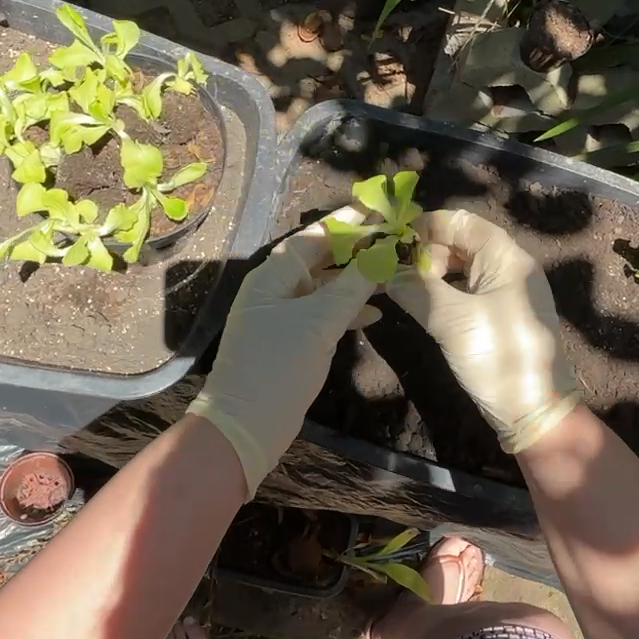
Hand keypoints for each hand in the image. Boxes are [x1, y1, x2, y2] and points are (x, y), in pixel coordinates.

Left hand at [191, 208, 378, 495]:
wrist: (246, 424)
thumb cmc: (280, 364)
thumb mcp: (321, 321)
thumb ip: (353, 285)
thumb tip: (380, 253)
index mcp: (273, 274)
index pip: (314, 237)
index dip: (346, 224)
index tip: (378, 213)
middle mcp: (274, 288)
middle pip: (319, 259)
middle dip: (354, 252)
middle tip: (392, 243)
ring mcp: (280, 316)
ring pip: (323, 288)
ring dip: (355, 282)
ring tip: (391, 276)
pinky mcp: (290, 341)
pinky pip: (321, 313)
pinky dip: (346, 310)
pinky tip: (373, 314)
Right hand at [387, 209, 579, 452]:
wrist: (535, 412)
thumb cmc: (498, 357)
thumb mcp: (451, 320)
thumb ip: (415, 289)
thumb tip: (383, 272)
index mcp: (505, 257)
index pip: (460, 221)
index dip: (424, 226)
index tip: (390, 242)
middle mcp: (508, 266)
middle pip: (459, 242)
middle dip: (423, 251)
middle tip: (391, 271)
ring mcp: (505, 291)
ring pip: (461, 267)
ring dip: (430, 272)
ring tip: (400, 288)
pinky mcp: (499, 315)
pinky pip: (466, 290)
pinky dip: (442, 291)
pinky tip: (421, 305)